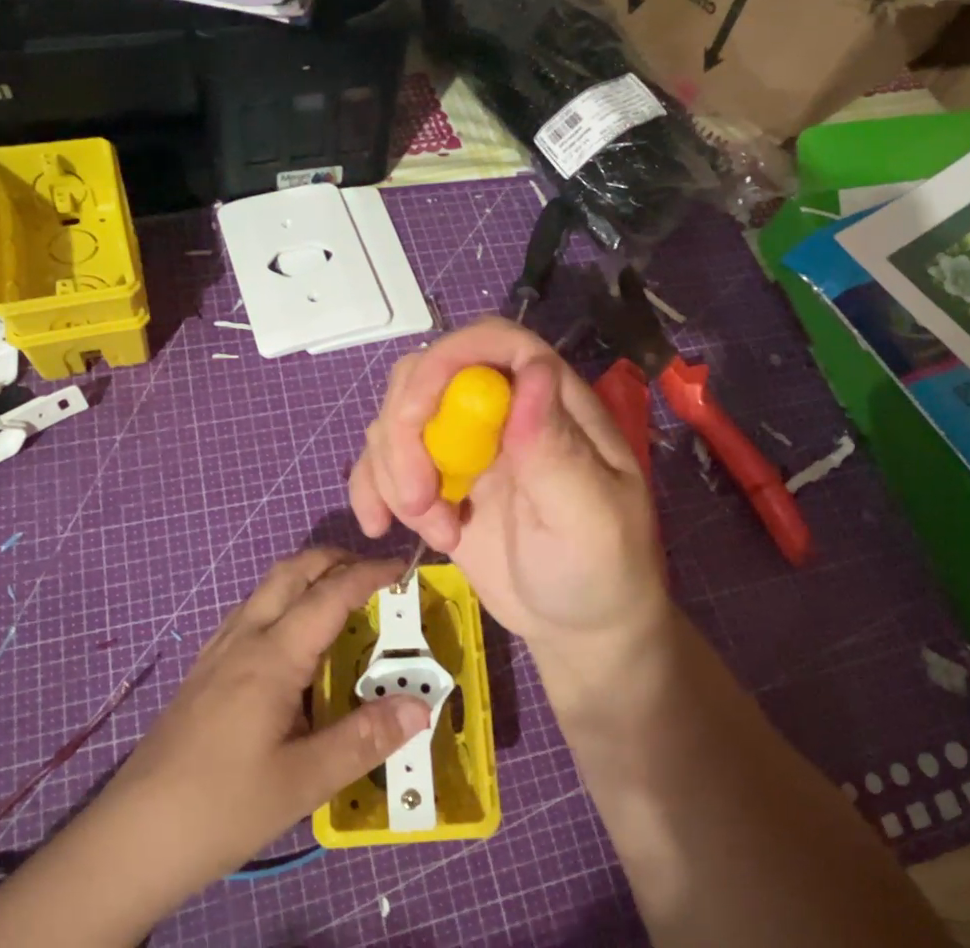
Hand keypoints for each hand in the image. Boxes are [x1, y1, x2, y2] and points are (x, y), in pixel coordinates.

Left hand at [100, 550, 429, 884]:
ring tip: (342, 606)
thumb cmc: (222, 807)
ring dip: (306, 580)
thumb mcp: (304, 781)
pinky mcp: (202, 675)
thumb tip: (420, 707)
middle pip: (289, 573)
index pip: (329, 595)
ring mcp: (215, 655)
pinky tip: (293, 648)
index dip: (369, 575)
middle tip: (375, 577)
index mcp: (271, 657)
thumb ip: (364, 739)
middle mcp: (242, 641)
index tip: (405, 571)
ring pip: (264, 591)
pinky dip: (281, 606)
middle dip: (334, 561)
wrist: (132, 838)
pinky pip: (248, 617)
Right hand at [348, 318, 668, 653]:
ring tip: (437, 533)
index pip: (492, 343)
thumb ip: (559, 449)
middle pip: (426, 377)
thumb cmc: (601, 570)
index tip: (414, 415)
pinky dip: (368, 489)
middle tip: (417, 499)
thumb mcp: (590, 517)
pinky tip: (378, 525)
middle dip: (404, 433)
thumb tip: (533, 372)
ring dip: (392, 474)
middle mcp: (501, 413)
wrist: (579, 626)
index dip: (445, 360)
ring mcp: (464, 447)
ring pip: (396, 420)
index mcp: (550, 403)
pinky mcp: (437, 483)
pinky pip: (382, 463)